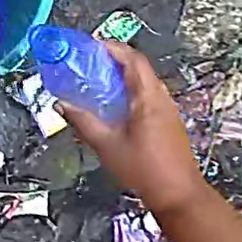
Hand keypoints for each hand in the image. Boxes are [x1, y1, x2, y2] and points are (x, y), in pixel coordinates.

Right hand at [59, 41, 213, 215]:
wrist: (180, 196)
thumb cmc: (143, 169)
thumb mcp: (106, 145)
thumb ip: (83, 121)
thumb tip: (61, 104)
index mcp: (147, 96)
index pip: (132, 59)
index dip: (112, 47)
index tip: (91, 45)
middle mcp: (161, 96)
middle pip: (139, 66)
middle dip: (115, 58)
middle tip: (90, 61)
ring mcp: (168, 108)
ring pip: (145, 80)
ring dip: (124, 74)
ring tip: (99, 79)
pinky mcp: (169, 121)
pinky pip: (149, 93)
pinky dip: (131, 88)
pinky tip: (116, 103)